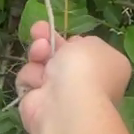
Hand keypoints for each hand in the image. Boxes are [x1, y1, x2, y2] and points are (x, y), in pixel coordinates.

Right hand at [13, 21, 132, 133]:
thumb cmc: (84, 69)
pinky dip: (29, 79)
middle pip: (59, 56)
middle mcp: (82, 82)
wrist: (65, 103)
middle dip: (46, 41)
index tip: (56, 30)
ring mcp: (59, 94)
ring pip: (40, 66)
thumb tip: (69, 50)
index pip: (83, 50)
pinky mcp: (37, 104)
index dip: (70, 40)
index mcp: (105, 68)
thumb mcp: (91, 43)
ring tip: (39, 54)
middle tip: (37, 29)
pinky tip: (36, 81)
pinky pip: (28, 83)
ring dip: (37, 56)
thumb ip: (80, 42)